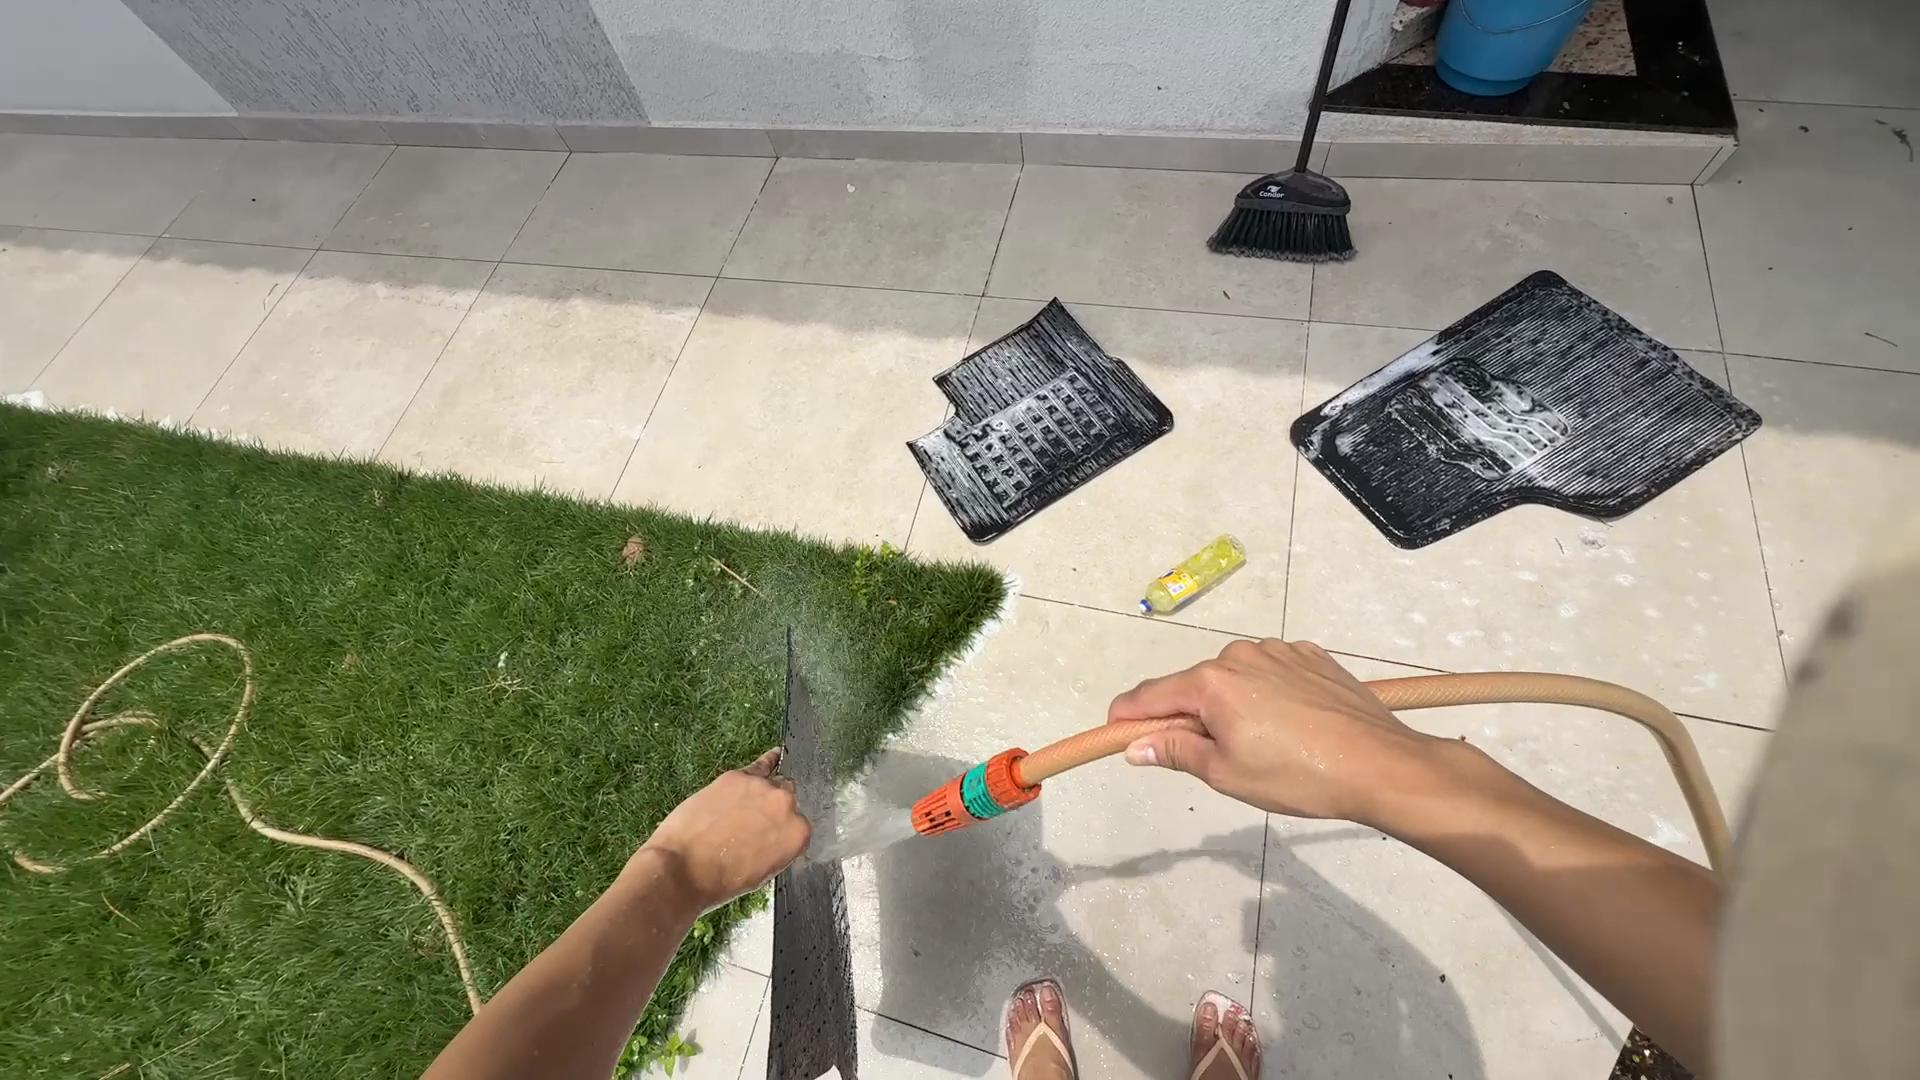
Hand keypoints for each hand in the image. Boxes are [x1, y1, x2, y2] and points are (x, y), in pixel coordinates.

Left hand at [633, 748, 811, 910]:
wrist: (681, 870)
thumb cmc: (718, 882)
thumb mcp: (761, 874)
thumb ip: (778, 848)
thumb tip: (773, 836)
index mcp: (797, 835)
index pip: (798, 825)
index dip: (780, 832)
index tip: (769, 837)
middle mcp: (787, 806)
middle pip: (787, 799)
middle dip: (773, 810)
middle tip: (752, 826)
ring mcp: (763, 787)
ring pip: (772, 783)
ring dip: (762, 793)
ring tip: (743, 807)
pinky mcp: (738, 776)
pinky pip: (759, 765)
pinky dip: (766, 761)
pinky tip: (774, 756)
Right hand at [1107, 639, 1444, 824]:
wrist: (1383, 765)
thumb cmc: (1296, 776)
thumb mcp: (1227, 774)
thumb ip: (1175, 753)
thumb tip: (1136, 746)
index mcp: (1210, 682)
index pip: (1149, 696)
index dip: (1127, 716)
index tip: (1117, 734)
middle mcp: (1237, 655)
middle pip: (1192, 686)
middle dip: (1188, 716)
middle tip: (1209, 756)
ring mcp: (1276, 650)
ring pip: (1232, 678)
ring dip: (1229, 703)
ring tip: (1262, 742)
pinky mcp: (1309, 655)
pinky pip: (1269, 671)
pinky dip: (1265, 692)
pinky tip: (1290, 720)